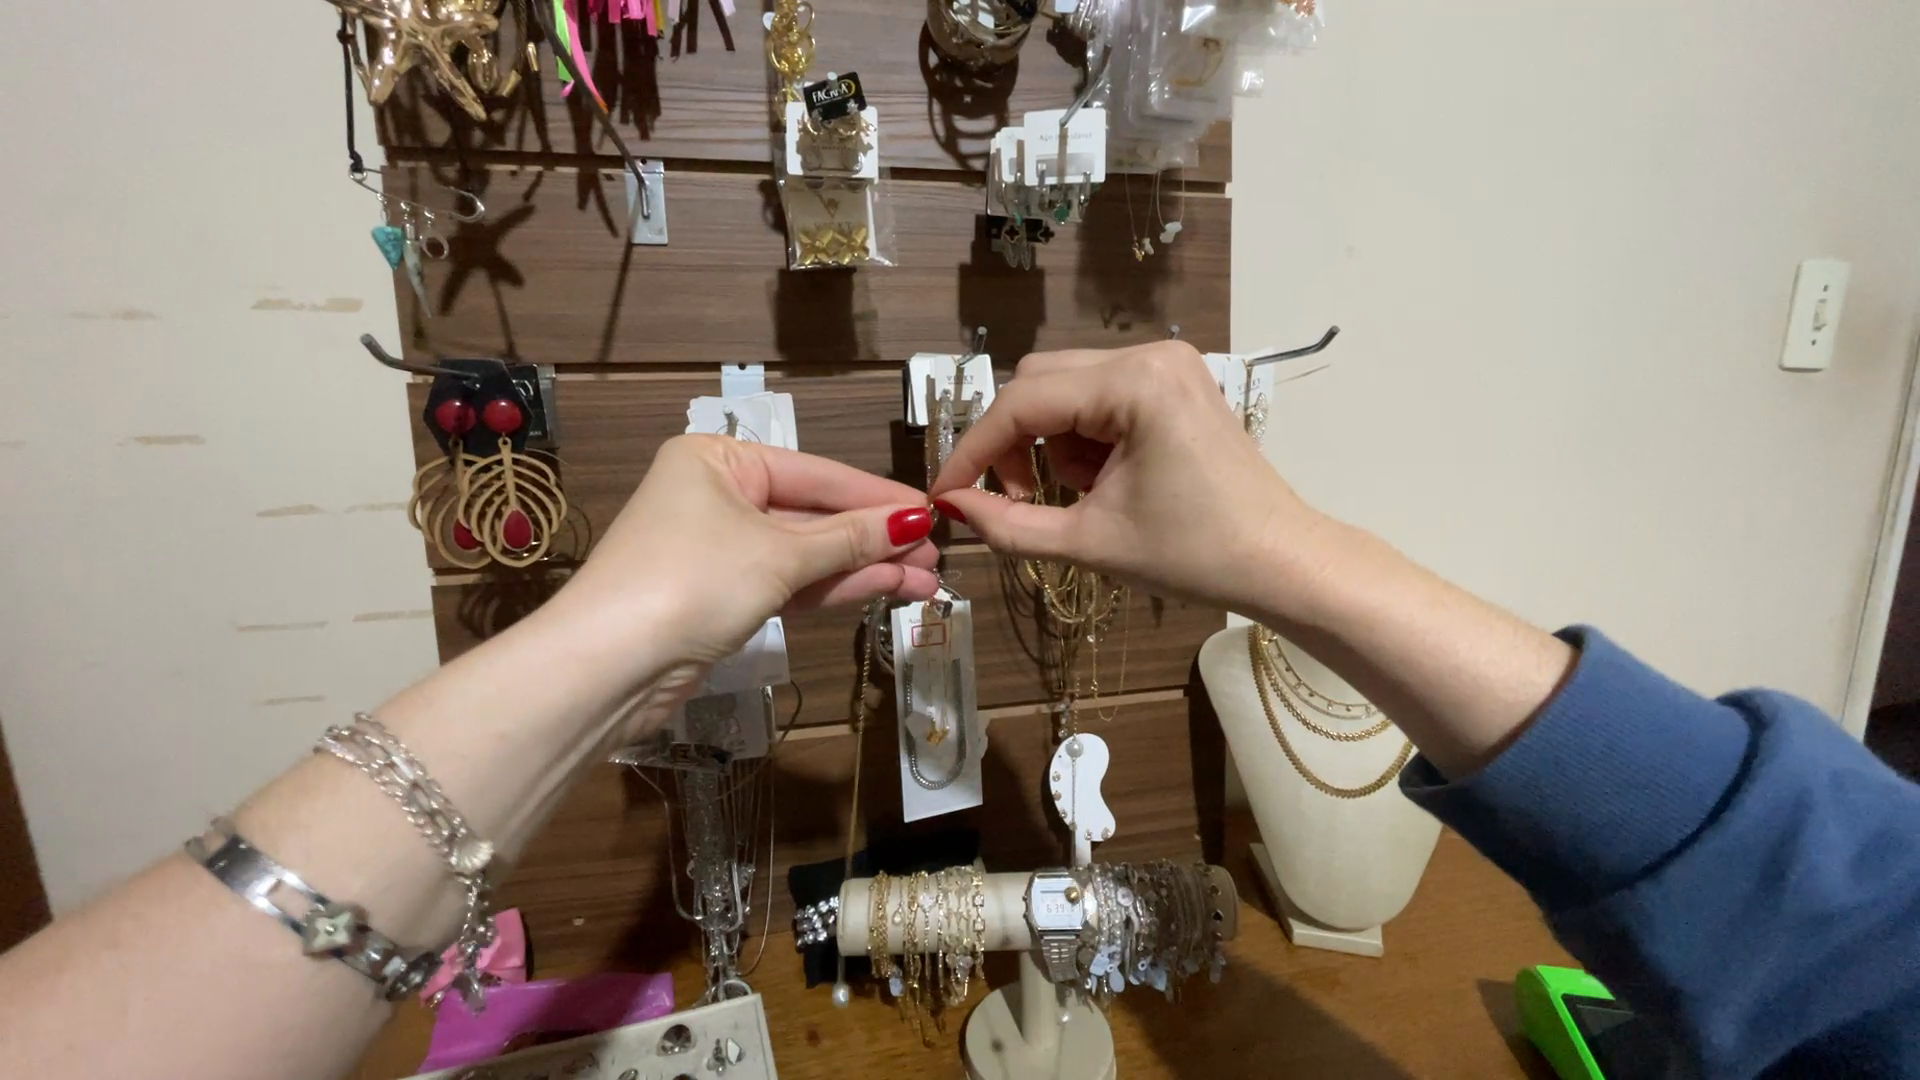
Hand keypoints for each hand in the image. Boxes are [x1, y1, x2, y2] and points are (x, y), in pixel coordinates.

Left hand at [557, 436, 938, 679]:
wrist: (607, 670)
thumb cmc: (691, 581)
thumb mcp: (779, 554)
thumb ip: (850, 539)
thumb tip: (915, 520)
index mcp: (719, 460)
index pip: (817, 474)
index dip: (877, 496)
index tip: (931, 510)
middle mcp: (720, 496)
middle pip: (815, 515)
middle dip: (875, 539)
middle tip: (935, 557)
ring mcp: (722, 549)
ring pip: (808, 553)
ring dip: (864, 567)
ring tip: (925, 581)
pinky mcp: (726, 595)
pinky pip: (791, 582)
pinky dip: (833, 587)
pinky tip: (883, 589)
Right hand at [929, 342, 1330, 614]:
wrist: (1280, 562)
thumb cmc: (1193, 556)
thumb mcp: (1088, 543)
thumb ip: (1007, 524)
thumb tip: (949, 506)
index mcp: (1134, 384)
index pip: (1022, 403)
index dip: (973, 449)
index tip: (945, 493)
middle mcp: (1149, 354)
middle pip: (1038, 382)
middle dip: (1014, 443)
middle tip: (1018, 497)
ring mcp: (1165, 362)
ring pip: (1063, 388)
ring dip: (1051, 443)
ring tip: (1081, 495)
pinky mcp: (1172, 381)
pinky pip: (1096, 396)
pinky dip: (1081, 438)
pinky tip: (1105, 479)